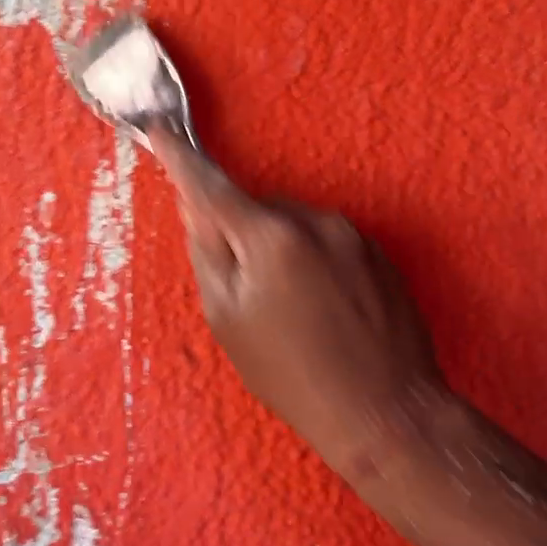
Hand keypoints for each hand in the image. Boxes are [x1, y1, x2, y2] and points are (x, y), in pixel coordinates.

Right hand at [151, 130, 448, 475]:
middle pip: (255, 209)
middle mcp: (314, 221)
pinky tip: (319, 310)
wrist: (388, 415)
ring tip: (290, 310)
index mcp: (270, 236)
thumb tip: (195, 208)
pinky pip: (324, 242)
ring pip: (290, 225)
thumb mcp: (227, 318)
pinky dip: (308, 261)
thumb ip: (207, 253)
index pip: (211, 185)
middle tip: (243, 290)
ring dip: (276, 248)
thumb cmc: (292, 373)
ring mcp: (352, 235)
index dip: (180, 158)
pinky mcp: (378, 253)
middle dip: (239, 232)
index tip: (158, 129)